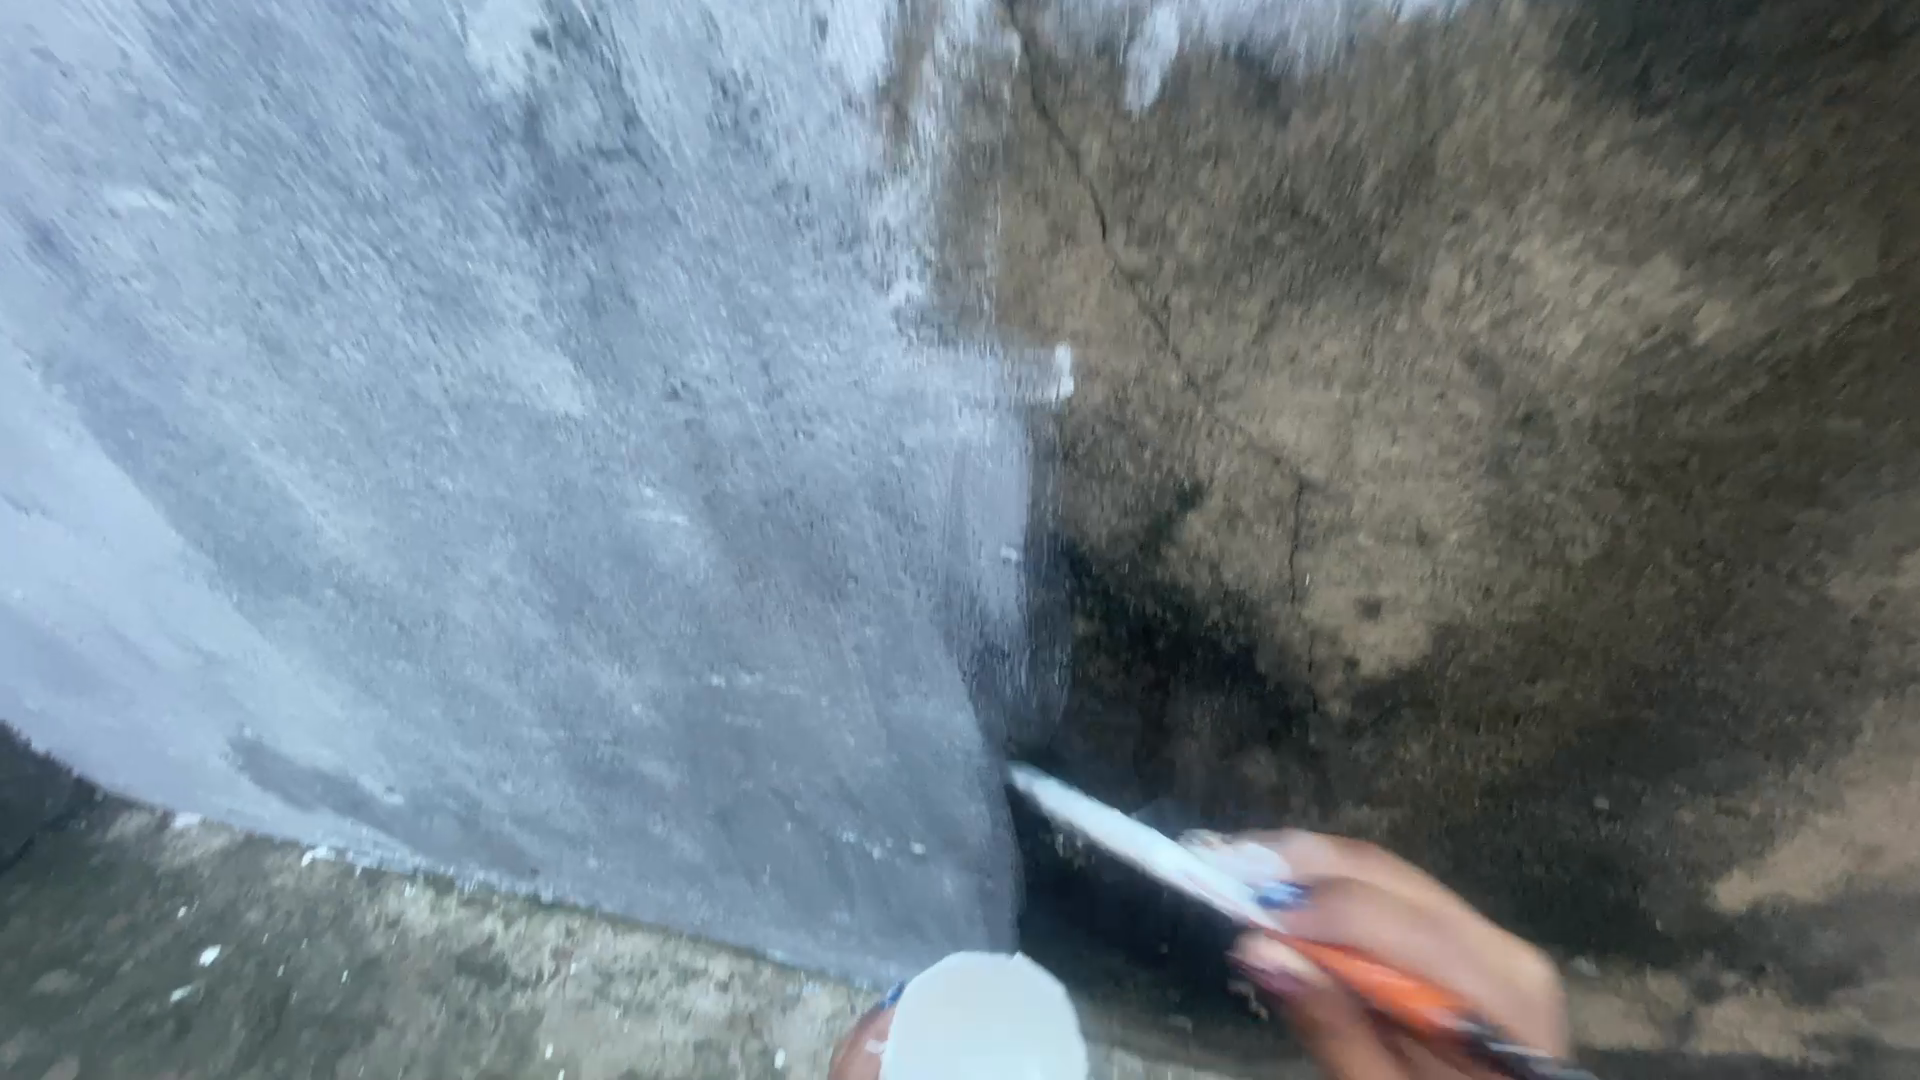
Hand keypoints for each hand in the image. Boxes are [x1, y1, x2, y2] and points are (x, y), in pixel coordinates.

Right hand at [1224, 830, 1569, 1078]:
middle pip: (1380, 876)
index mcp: (1502, 995)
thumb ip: (1334, 1028)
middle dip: (1292, 863)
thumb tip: (1257, 947)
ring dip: (1291, 861)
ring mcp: (1472, 925)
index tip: (1247, 912)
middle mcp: (1494, 941)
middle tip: (1213, 858)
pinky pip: (1368, 880)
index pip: (1407, 929)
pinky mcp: (1442, 923)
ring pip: (1368, 865)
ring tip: (1225, 860)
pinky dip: (1309, 875)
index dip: (1324, 912)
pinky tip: (1264, 877)